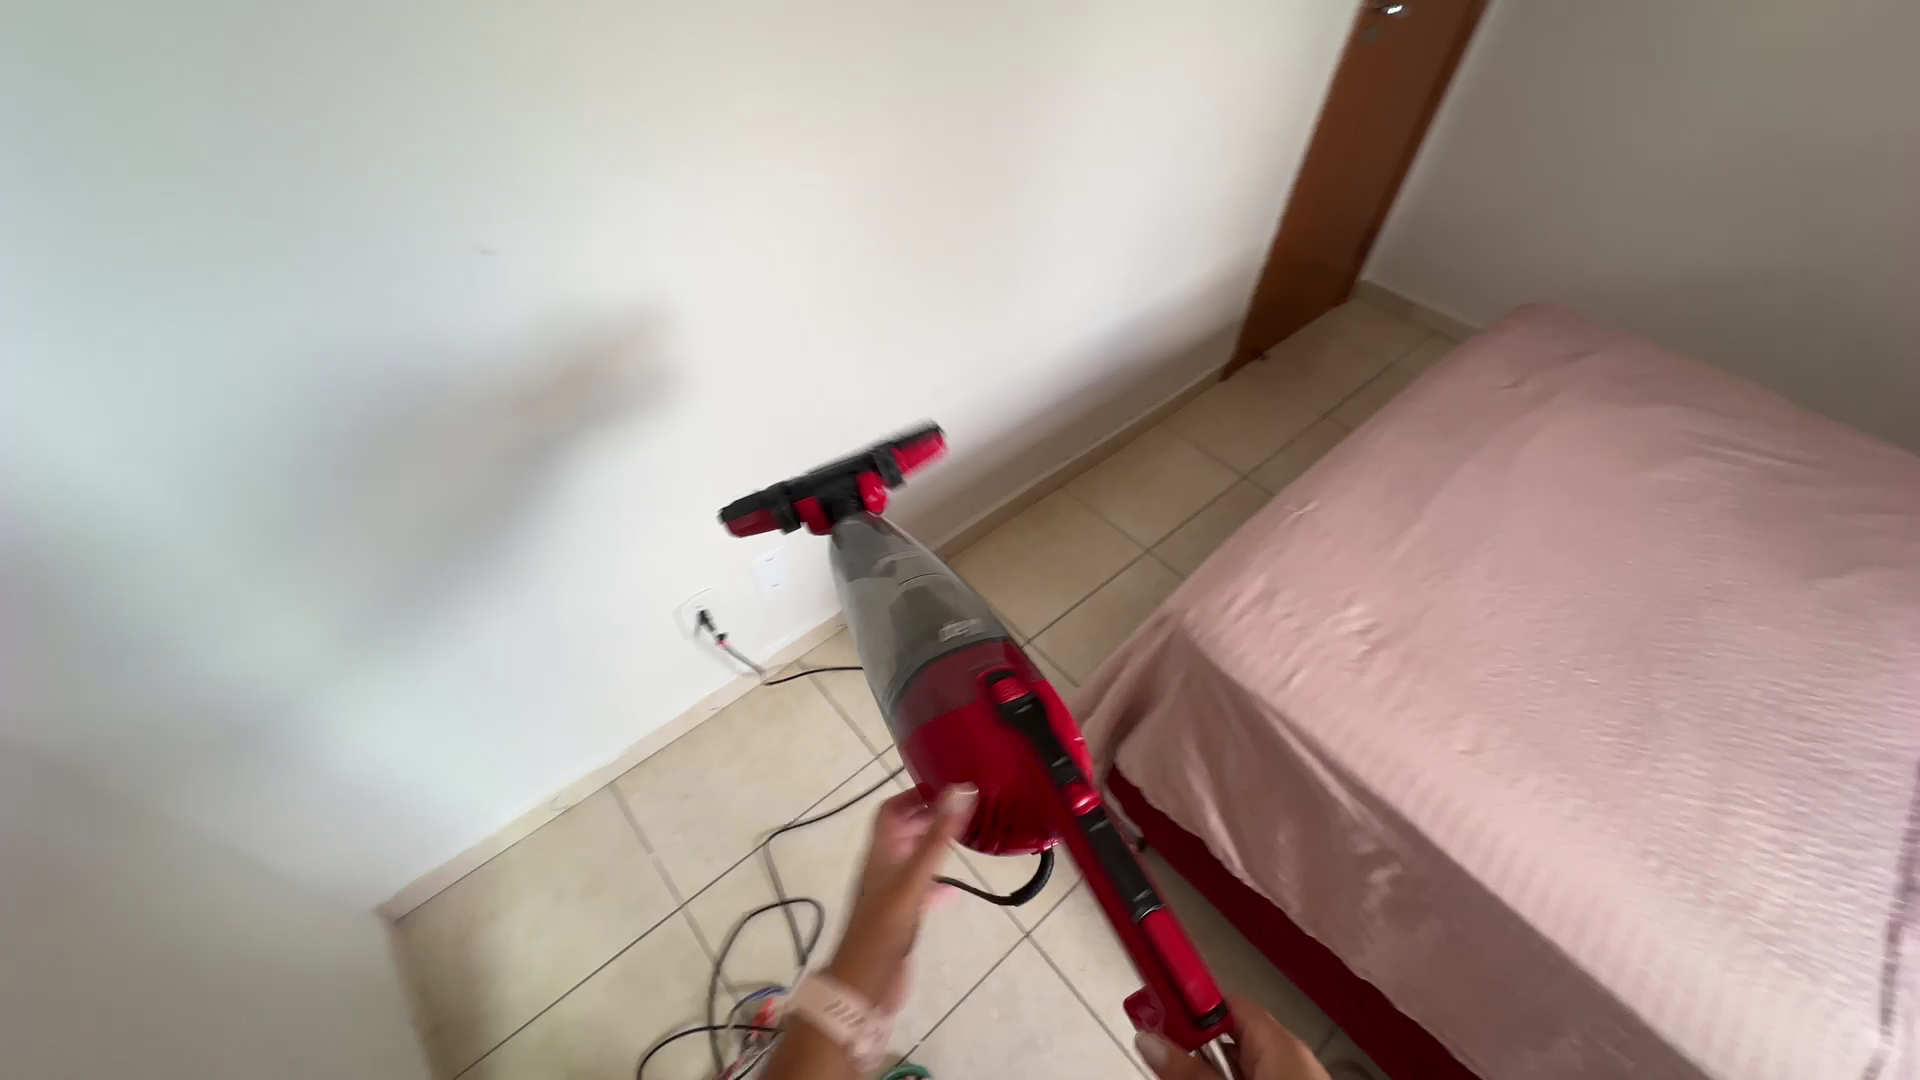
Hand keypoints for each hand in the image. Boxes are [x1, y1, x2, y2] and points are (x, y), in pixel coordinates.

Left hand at [824, 784, 976, 1011]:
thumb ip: (938, 836)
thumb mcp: (914, 877)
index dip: (914, 795)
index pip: (891, 810)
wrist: (865, 985)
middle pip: (903, 830)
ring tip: (964, 841)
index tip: (946, 790)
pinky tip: (957, 887)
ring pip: (913, 858)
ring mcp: (891, 891)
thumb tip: (960, 789)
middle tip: (963, 812)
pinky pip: (921, 887)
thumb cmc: (886, 926)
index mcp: (880, 850)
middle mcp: (883, 865)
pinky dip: (938, 881)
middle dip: (929, 817)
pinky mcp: (900, 915)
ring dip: (934, 847)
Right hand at [1135, 996, 1330, 1079]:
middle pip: (1228, 1037)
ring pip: (1237, 1069)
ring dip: (1204, 1073)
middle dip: (1191, 1048)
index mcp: (1279, 1043)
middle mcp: (1289, 1059)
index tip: (1153, 1014)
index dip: (1189, 1003)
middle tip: (1157, 1060)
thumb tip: (1145, 1037)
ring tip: (1171, 1077)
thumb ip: (1188, 1073)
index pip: (1226, 1002)